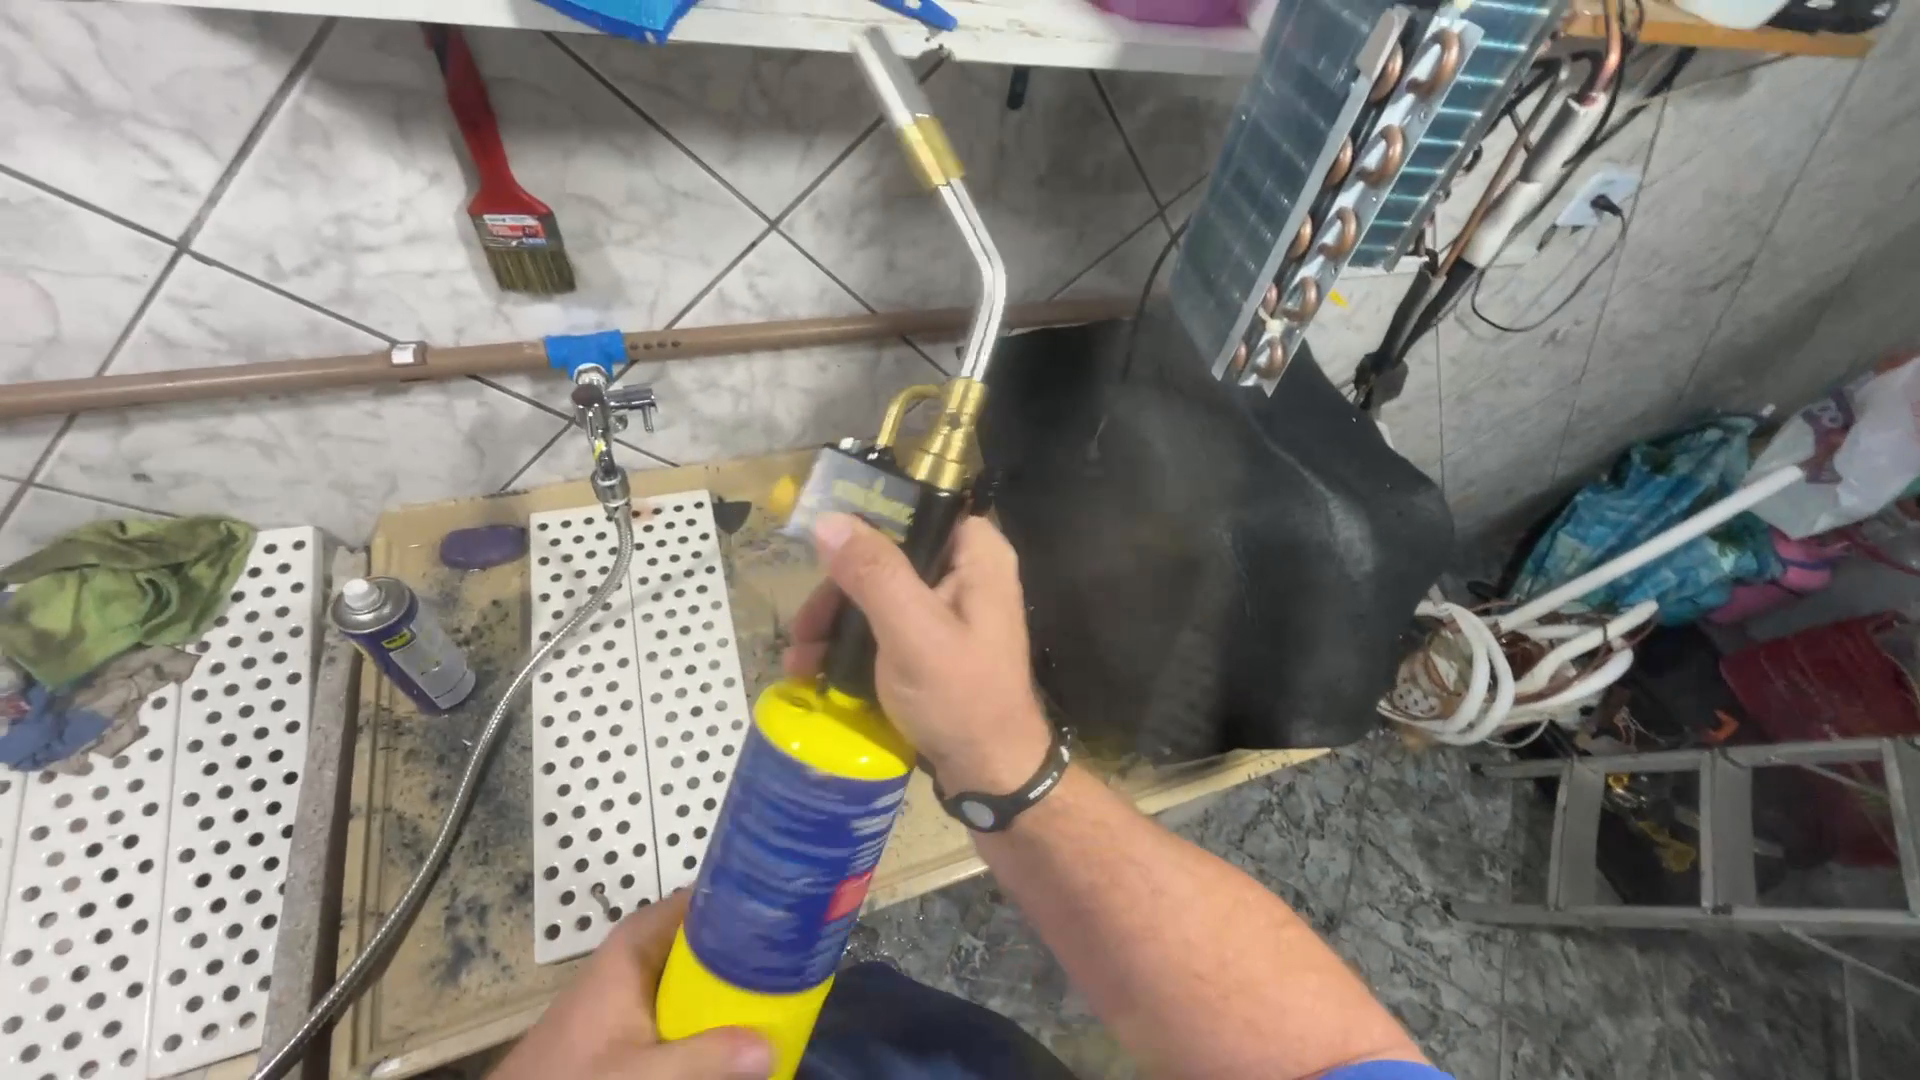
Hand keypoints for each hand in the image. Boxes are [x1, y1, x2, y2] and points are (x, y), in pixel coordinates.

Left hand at [488, 891, 771, 1079]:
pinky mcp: (637, 1017)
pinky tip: (747, 1022)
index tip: (794, 906)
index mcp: (639, 941)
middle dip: (753, 943)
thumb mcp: (639, 1074)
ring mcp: (639, 985)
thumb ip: (704, 1057)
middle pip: (711, 932)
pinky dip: (717, 1006)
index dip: (750, 897)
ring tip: (789, 983)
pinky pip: (689, 998)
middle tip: (802, 953)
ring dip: (737, 978)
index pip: (705, 895)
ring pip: (703, 967)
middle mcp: (642, 952)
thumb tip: (774, 1046)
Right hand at [783, 513, 1051, 793]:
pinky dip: (851, 643)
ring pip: (878, 591)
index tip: (821, 542)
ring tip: (800, 662)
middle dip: (838, 591)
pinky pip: (883, 624)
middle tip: (803, 629)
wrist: (990, 774)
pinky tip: (818, 671)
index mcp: (976, 554)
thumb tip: (829, 520)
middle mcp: (966, 571)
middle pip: (888, 553)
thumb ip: (874, 574)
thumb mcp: (912, 632)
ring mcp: (948, 609)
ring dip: (835, 622)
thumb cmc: (960, 699)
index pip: (920, 507)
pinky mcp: (931, 641)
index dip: (869, 516)